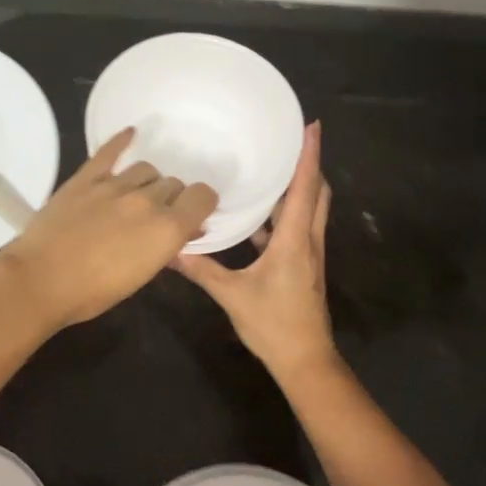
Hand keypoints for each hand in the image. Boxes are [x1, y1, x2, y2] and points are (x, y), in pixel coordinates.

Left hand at [0, 128, 218, 329]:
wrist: (40, 281)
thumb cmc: (93, 292)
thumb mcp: (140, 277)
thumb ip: (166, 247)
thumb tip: (186, 230)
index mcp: (167, 229)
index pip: (202, 196)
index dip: (202, 203)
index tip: (195, 212)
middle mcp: (147, 200)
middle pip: (173, 184)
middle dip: (171, 198)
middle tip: (157, 215)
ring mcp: (114, 185)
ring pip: (146, 169)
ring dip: (148, 182)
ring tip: (137, 196)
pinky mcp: (84, 178)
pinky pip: (109, 152)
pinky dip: (121, 142)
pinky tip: (129, 134)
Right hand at [177, 122, 338, 380]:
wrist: (304, 360)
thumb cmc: (274, 325)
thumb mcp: (232, 295)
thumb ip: (201, 270)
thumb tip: (169, 250)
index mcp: (295, 240)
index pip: (305, 188)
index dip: (309, 155)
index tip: (311, 125)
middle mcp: (308, 241)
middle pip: (316, 193)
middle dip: (307, 165)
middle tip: (288, 141)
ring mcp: (309, 255)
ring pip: (310, 210)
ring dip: (298, 188)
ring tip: (271, 169)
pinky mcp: (303, 267)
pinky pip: (298, 229)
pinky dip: (285, 215)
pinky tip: (259, 217)